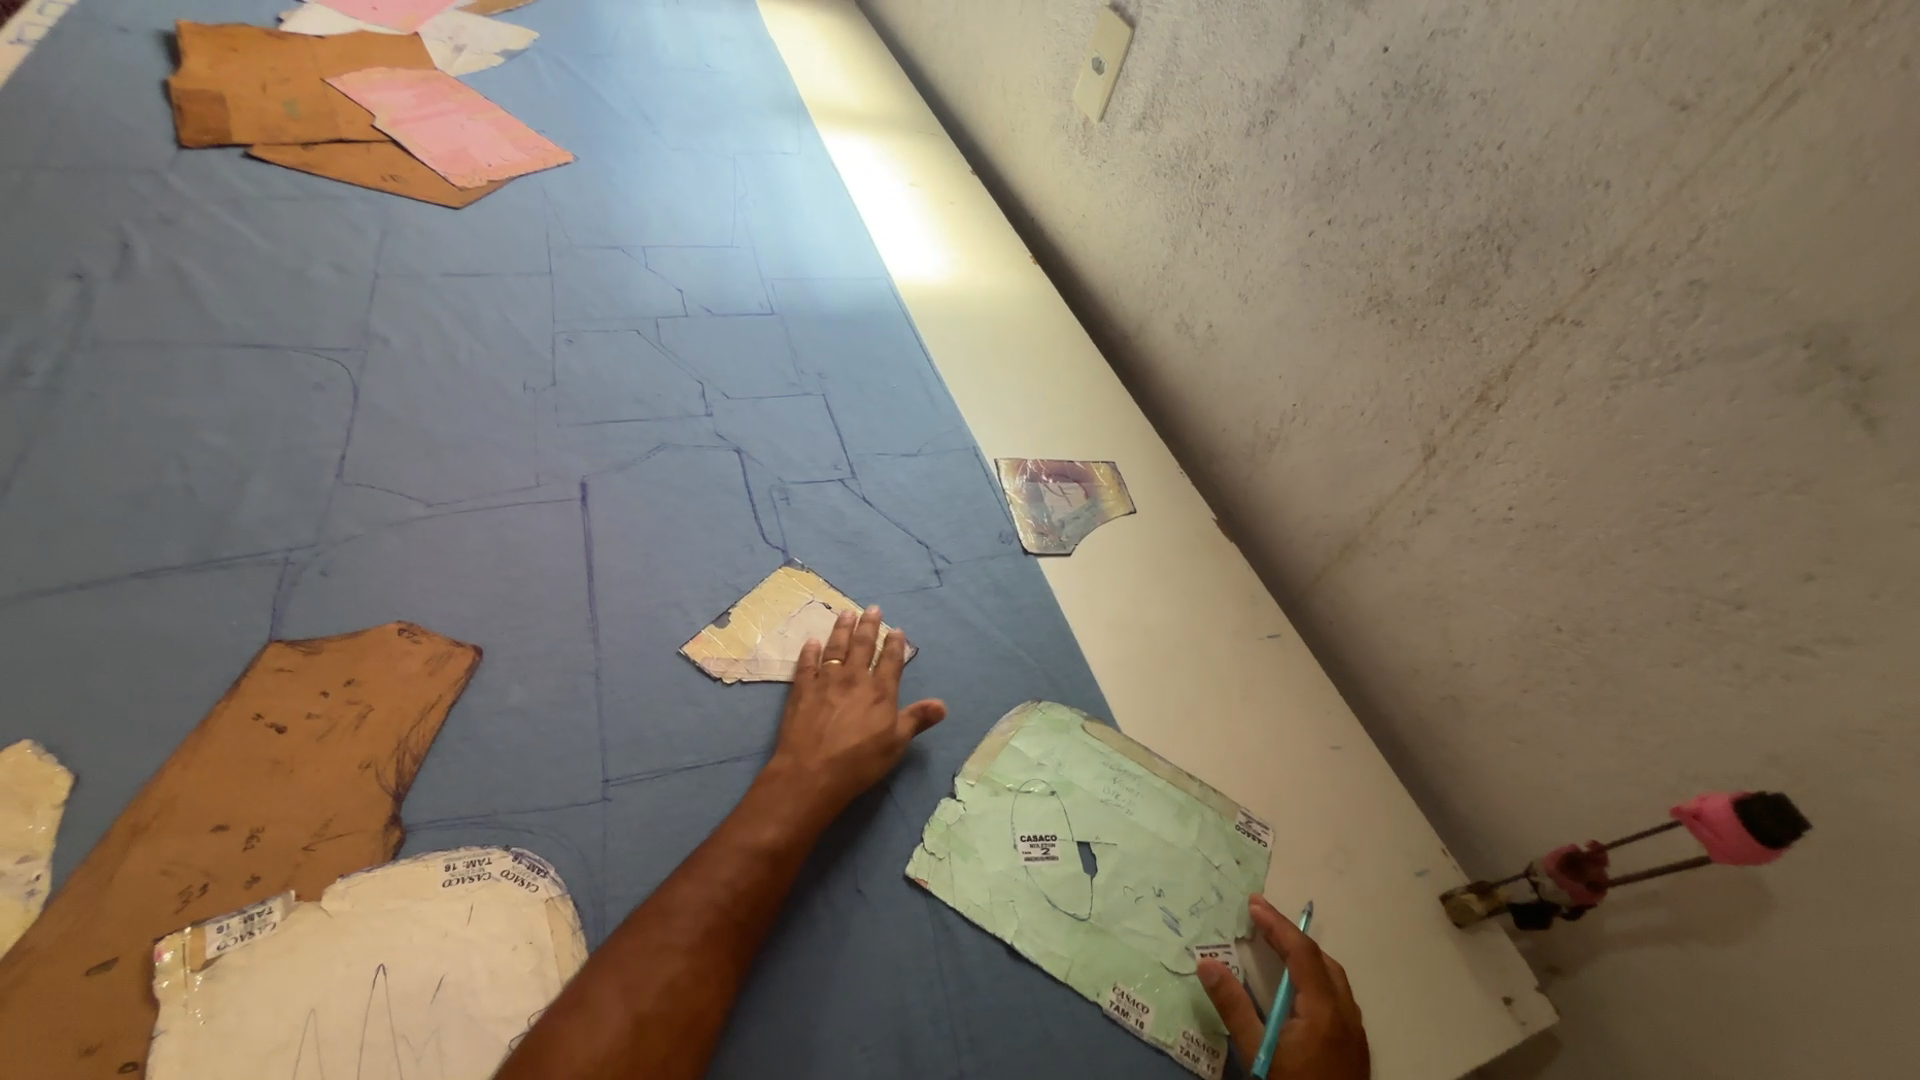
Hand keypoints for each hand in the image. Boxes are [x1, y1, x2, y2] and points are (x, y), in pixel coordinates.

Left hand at [766, 606, 946, 815]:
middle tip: (872, 608)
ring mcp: (826, 681)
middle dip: (869, 625)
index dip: (894, 644)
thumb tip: (942, 705)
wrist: (812, 772)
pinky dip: (810, 651)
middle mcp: (855, 679)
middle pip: (863, 645)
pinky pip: (807, 664)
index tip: (896, 629)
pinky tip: (812, 642)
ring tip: (846, 613)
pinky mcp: (802, 689)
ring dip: (842, 629)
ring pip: (836, 647)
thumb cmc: (859, 762)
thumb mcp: (896, 744)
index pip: (890, 661)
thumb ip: (916, 720)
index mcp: (880, 691)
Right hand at [1197, 895, 1369, 1079]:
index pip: (1301, 953)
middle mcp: (1345, 1015)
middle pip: (1322, 961)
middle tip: (1261, 919)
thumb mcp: (1257, 1053)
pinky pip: (1339, 997)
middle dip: (1291, 935)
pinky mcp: (1356, 1048)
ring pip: (1334, 979)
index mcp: (1323, 1011)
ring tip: (1277, 945)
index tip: (1253, 904)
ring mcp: (1355, 1033)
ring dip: (1306, 956)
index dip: (1277, 924)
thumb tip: (1206, 963)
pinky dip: (1316, 977)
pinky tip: (1299, 988)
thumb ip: (1233, 1007)